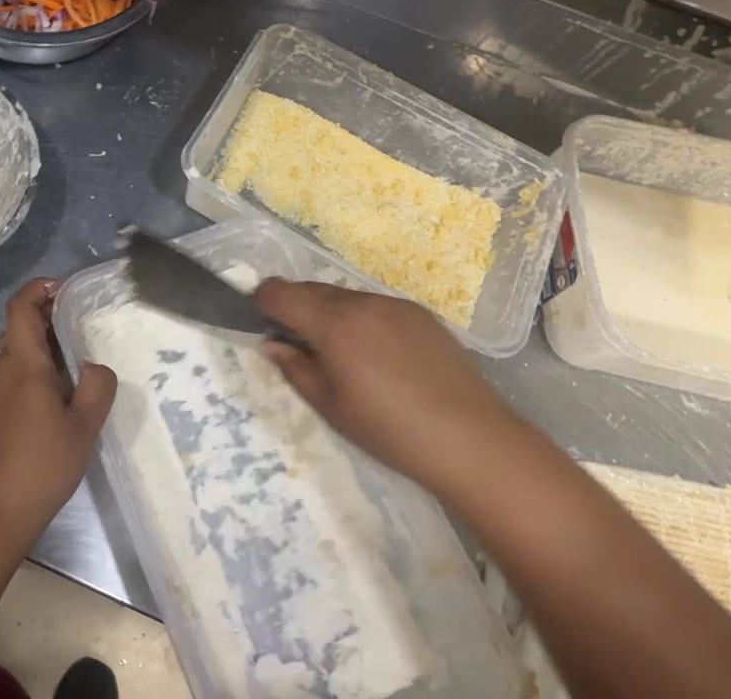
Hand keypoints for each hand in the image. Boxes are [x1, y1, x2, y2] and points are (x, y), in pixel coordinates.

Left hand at [0, 279, 117, 541]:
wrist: (3, 504)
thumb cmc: (44, 461)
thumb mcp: (84, 423)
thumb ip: (97, 386)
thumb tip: (96, 366)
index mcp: (24, 364)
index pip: (19, 308)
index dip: (39, 289)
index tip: (67, 289)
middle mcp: (7, 369)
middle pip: (18, 324)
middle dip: (46, 310)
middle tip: (82, 315)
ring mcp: (1, 389)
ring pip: (18, 346)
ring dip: (44, 337)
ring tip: (80, 345)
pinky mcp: (3, 408)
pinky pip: (19, 368)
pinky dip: (40, 360)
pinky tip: (67, 380)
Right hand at [256, 279, 523, 491]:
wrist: (472, 440)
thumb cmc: (390, 430)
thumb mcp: (330, 406)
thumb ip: (295, 368)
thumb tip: (272, 344)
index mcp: (335, 324)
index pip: (280, 292)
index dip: (261, 301)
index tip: (257, 321)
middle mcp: (363, 303)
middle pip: (312, 289)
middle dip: (295, 308)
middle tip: (294, 344)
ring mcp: (395, 305)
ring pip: (345, 298)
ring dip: (329, 314)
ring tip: (339, 355)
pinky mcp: (421, 315)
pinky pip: (375, 306)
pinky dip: (361, 320)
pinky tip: (376, 356)